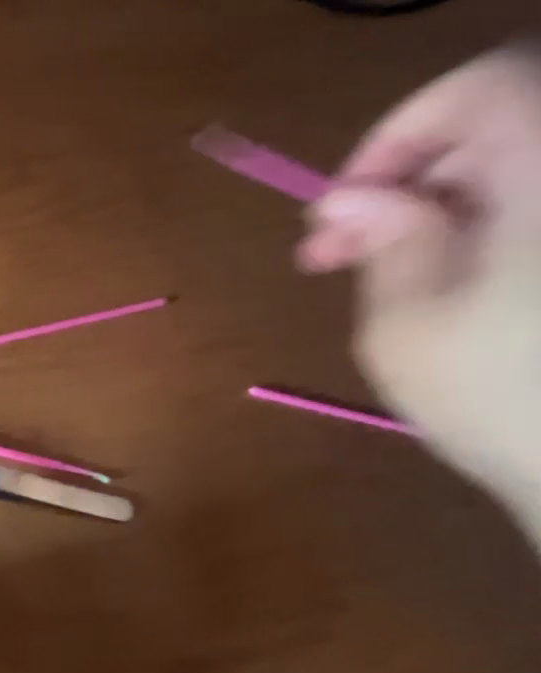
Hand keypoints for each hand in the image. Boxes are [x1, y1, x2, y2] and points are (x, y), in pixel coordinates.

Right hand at [297, 46, 540, 524]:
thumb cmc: (508, 398)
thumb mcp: (408, 326)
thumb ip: (383, 242)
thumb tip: (348, 200)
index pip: (479, 86)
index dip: (396, 134)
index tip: (338, 212)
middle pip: (507, 117)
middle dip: (413, 176)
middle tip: (342, 252)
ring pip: (528, 161)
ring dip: (453, 200)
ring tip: (396, 272)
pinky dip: (503, 221)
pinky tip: (465, 279)